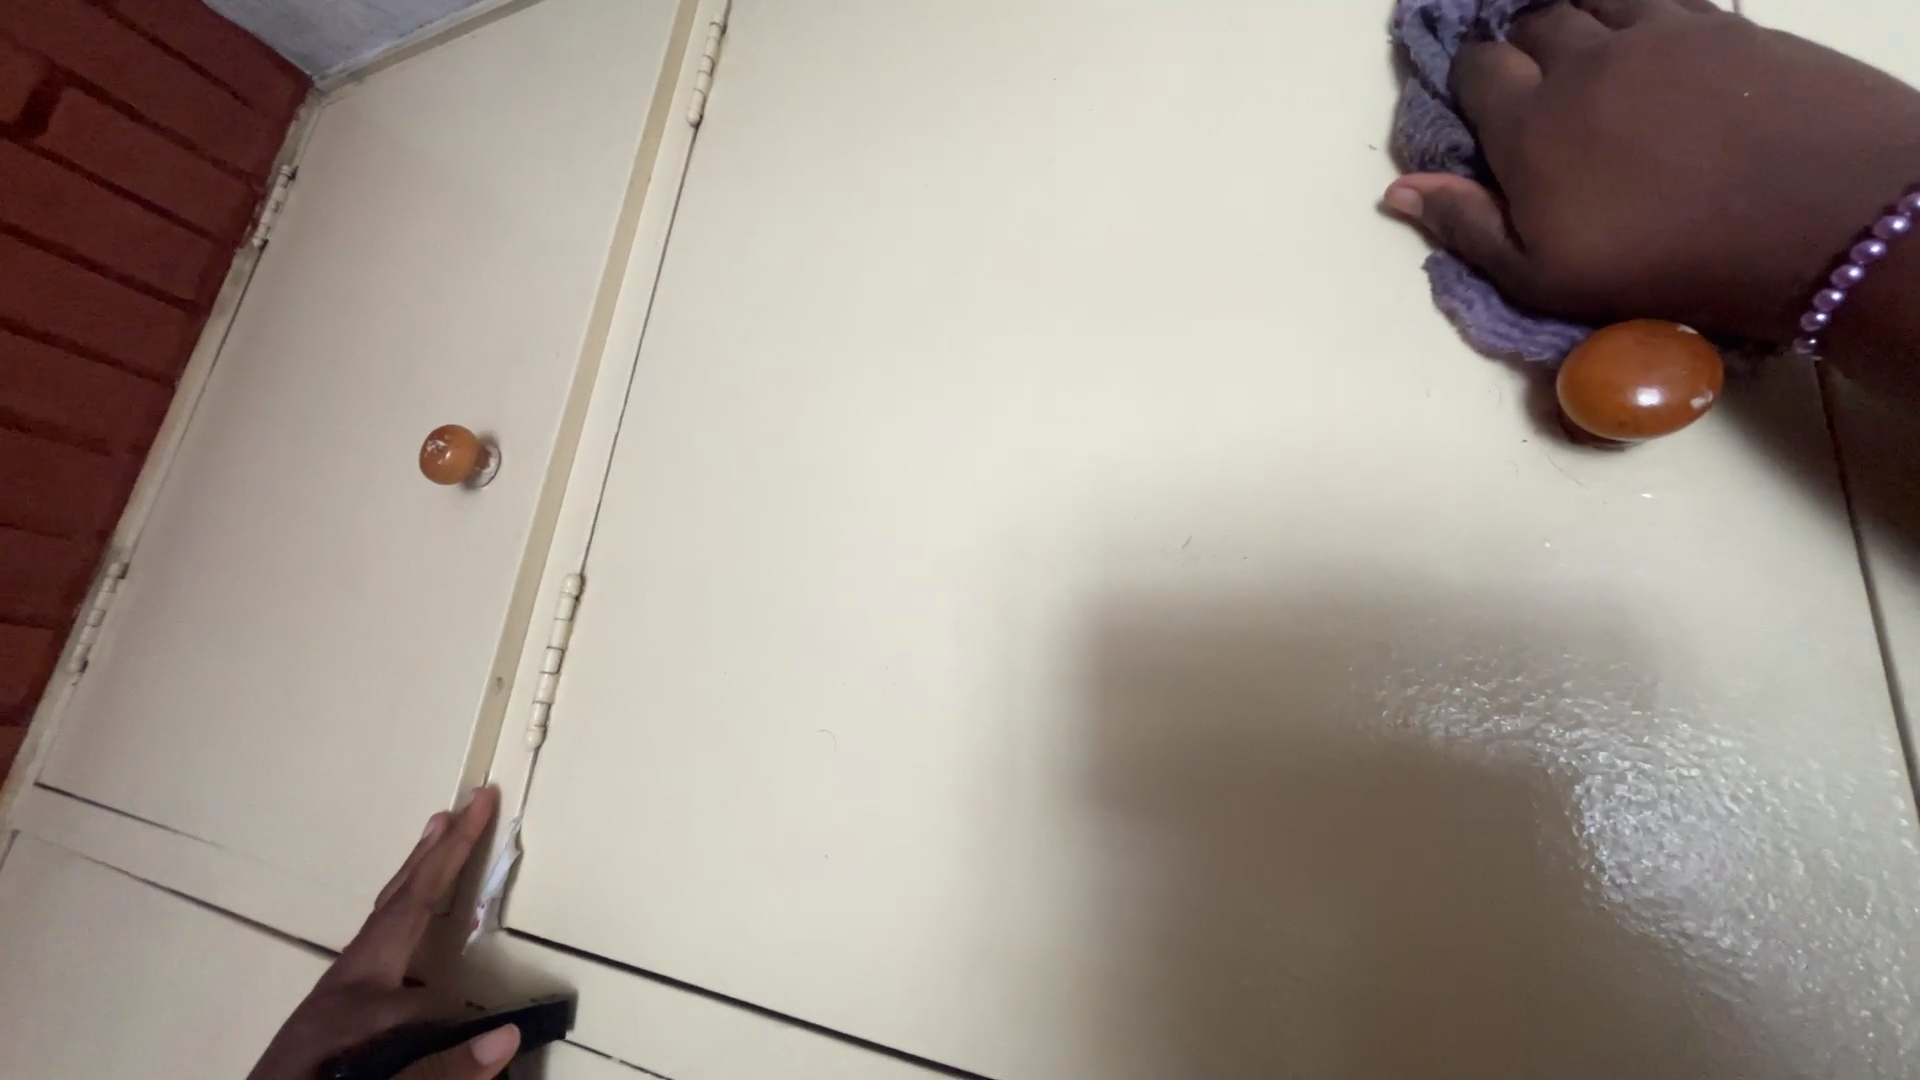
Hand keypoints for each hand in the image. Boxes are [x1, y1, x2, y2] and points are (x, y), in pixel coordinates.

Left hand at [247, 788, 518, 1079]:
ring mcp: (329, 1012)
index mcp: (350, 997)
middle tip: (454, 809)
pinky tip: (411, 939)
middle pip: (393, 908)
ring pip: (380, 932)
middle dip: (429, 857)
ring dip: (413, 887)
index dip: (454, 854)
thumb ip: (439, 1071)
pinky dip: (402, 926)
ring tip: (434, 854)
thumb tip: (509, 1035)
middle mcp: (339, 991)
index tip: (482, 804)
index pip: (416, 908)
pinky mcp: (327, 1034)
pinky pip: (377, 957)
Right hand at [1386, 0, 1919, 348]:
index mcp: (1530, 127)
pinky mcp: (1726, 24)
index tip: (1471, 100)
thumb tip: (1396, 189)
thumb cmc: (1653, 265)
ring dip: (1571, 18)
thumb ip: (1463, 223)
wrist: (1821, 221)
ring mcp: (1662, 34)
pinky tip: (1632, 35)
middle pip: (1533, 23)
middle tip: (1522, 80)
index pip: (1478, 70)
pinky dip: (1631, 7)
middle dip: (1516, 45)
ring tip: (1573, 50)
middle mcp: (1587, 63)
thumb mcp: (1534, 274)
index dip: (1466, 79)